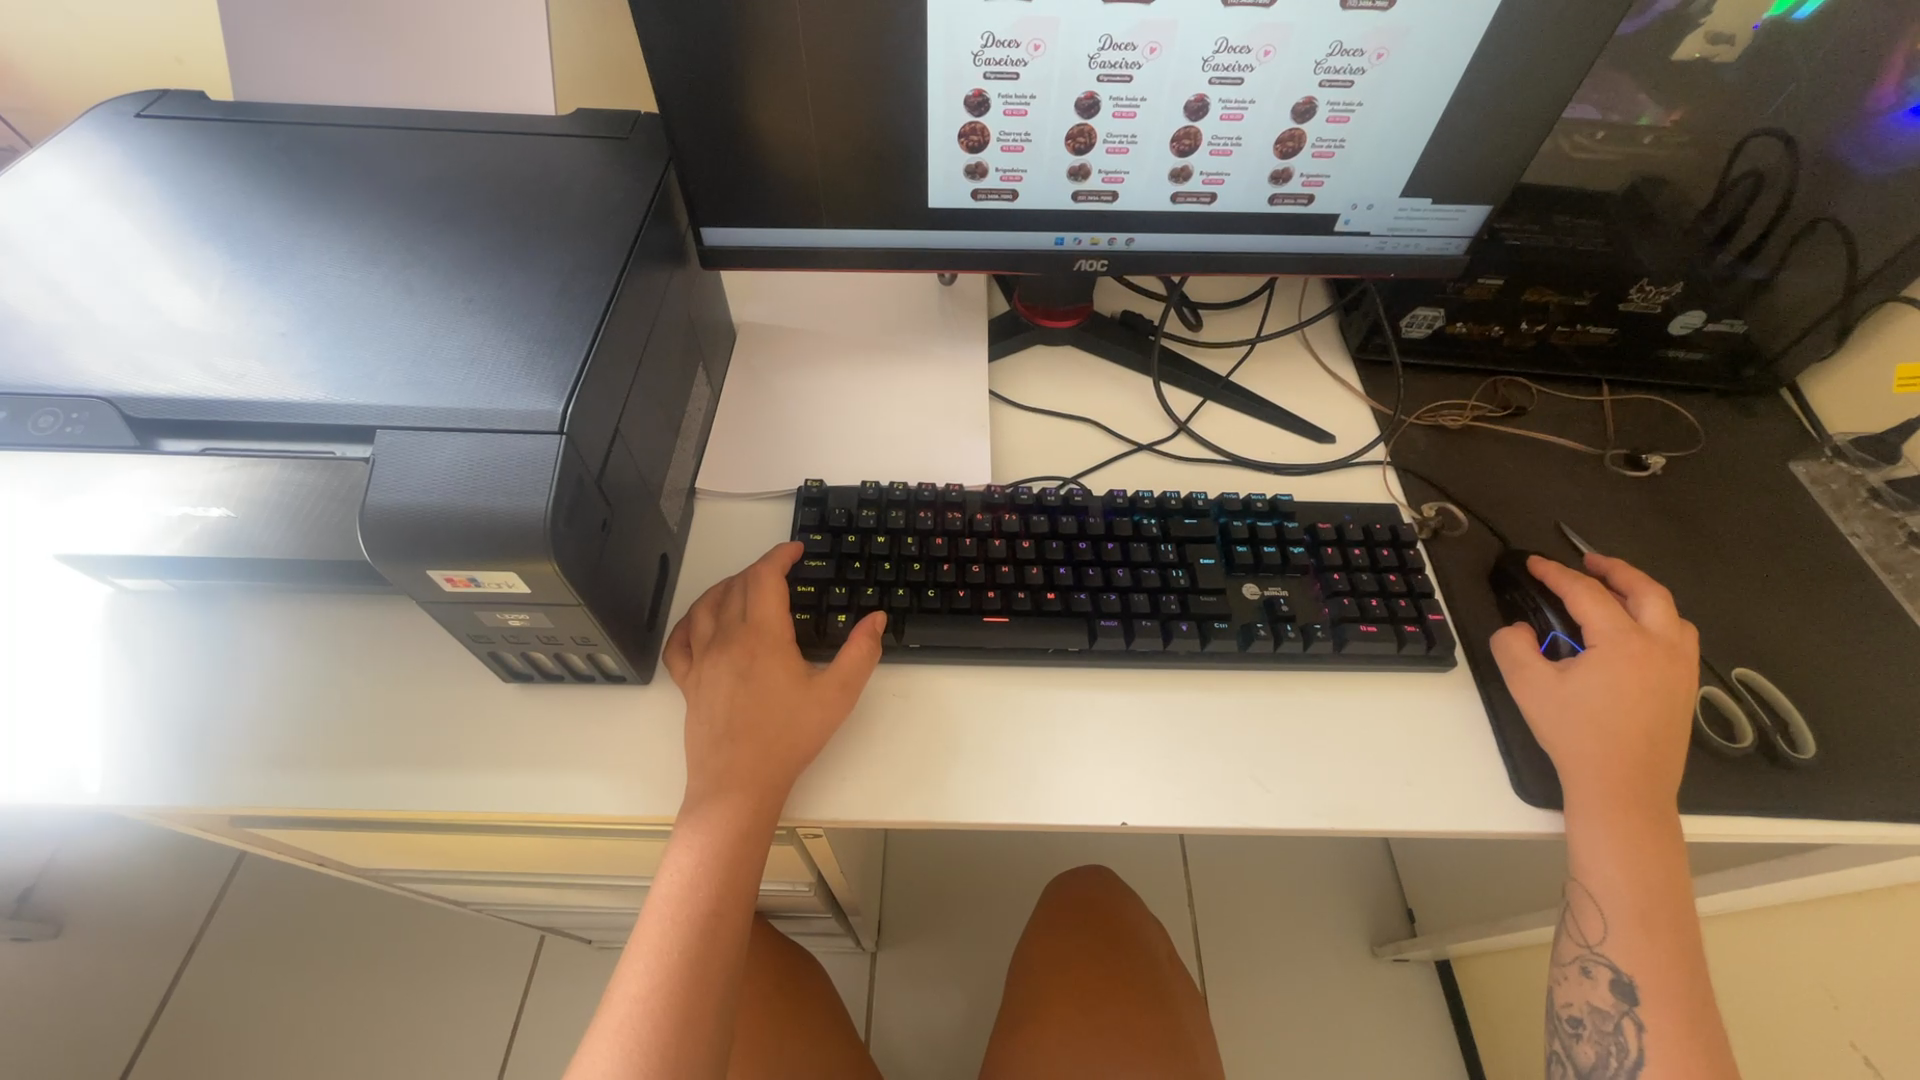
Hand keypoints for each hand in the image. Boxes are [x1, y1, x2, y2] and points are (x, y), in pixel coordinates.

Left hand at [662, 542, 887, 820]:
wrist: (737, 785)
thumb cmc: (789, 739)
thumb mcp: (837, 696)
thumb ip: (861, 652)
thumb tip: (876, 618)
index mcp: (762, 636)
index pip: (765, 578)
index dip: (779, 556)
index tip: (795, 550)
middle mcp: (726, 640)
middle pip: (736, 586)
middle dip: (759, 569)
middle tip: (782, 569)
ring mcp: (701, 661)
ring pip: (706, 606)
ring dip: (727, 586)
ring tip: (745, 585)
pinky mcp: (688, 683)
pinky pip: (680, 640)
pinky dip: (690, 621)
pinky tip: (701, 621)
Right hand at [1489, 553, 1699, 812]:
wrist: (1623, 786)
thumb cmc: (1575, 734)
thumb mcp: (1527, 686)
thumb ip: (1513, 646)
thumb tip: (1519, 629)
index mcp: (1623, 642)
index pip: (1587, 593)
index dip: (1556, 574)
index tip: (1533, 563)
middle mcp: (1660, 646)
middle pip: (1647, 591)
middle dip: (1616, 570)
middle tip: (1587, 560)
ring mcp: (1680, 668)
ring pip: (1671, 613)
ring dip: (1642, 593)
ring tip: (1614, 591)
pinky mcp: (1684, 687)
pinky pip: (1678, 637)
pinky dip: (1657, 619)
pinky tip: (1634, 631)